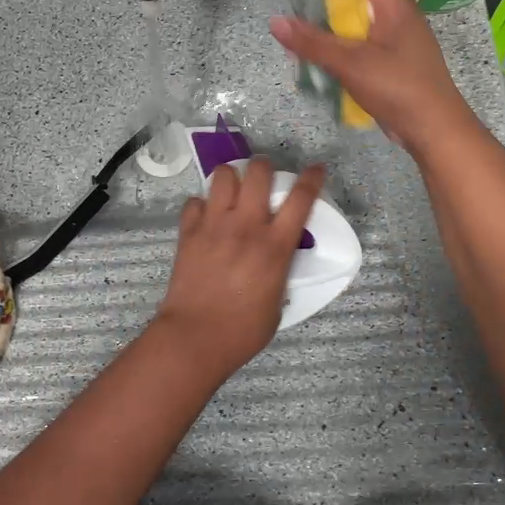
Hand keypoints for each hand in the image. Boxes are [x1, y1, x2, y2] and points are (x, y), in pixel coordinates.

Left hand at [151, 158, 323, 378]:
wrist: (196, 336)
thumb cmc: (244, 330)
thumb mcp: (278, 299)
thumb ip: (280, 269)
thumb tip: (276, 256)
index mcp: (275, 246)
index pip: (301, 199)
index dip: (312, 178)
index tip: (316, 168)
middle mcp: (246, 226)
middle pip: (257, 172)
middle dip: (263, 168)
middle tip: (264, 178)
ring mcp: (214, 225)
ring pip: (223, 176)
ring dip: (231, 178)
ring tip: (232, 191)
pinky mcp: (188, 231)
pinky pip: (194, 201)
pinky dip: (202, 205)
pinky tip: (206, 217)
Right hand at [269, 0, 466, 155]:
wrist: (435, 130)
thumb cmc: (398, 87)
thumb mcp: (350, 63)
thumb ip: (312, 42)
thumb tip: (276, 22)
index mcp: (394, 5)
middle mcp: (399, 17)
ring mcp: (400, 41)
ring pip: (361, 21)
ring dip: (334, 24)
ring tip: (303, 29)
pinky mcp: (397, 62)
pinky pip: (365, 43)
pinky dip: (344, 45)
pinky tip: (324, 57)